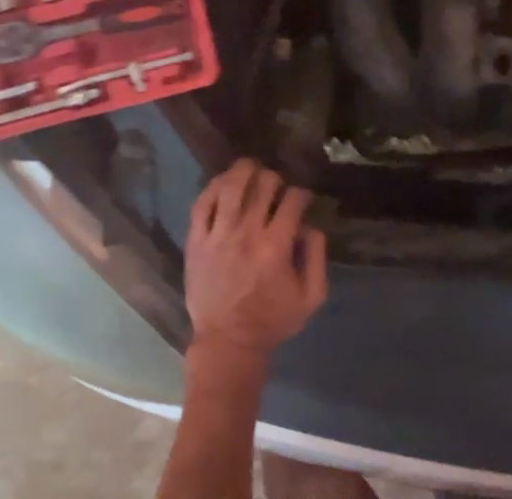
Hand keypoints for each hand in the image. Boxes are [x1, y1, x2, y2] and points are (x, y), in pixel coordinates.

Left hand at [185, 159, 328, 356]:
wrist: (227, 342)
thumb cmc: (271, 321)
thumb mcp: (310, 298)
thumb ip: (316, 258)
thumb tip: (310, 226)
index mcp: (275, 248)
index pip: (292, 202)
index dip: (301, 194)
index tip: (302, 198)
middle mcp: (246, 235)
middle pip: (262, 187)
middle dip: (275, 179)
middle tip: (277, 185)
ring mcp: (217, 236)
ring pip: (230, 188)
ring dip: (244, 171)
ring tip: (250, 168)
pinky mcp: (196, 241)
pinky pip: (202, 204)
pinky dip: (213, 187)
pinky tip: (224, 182)